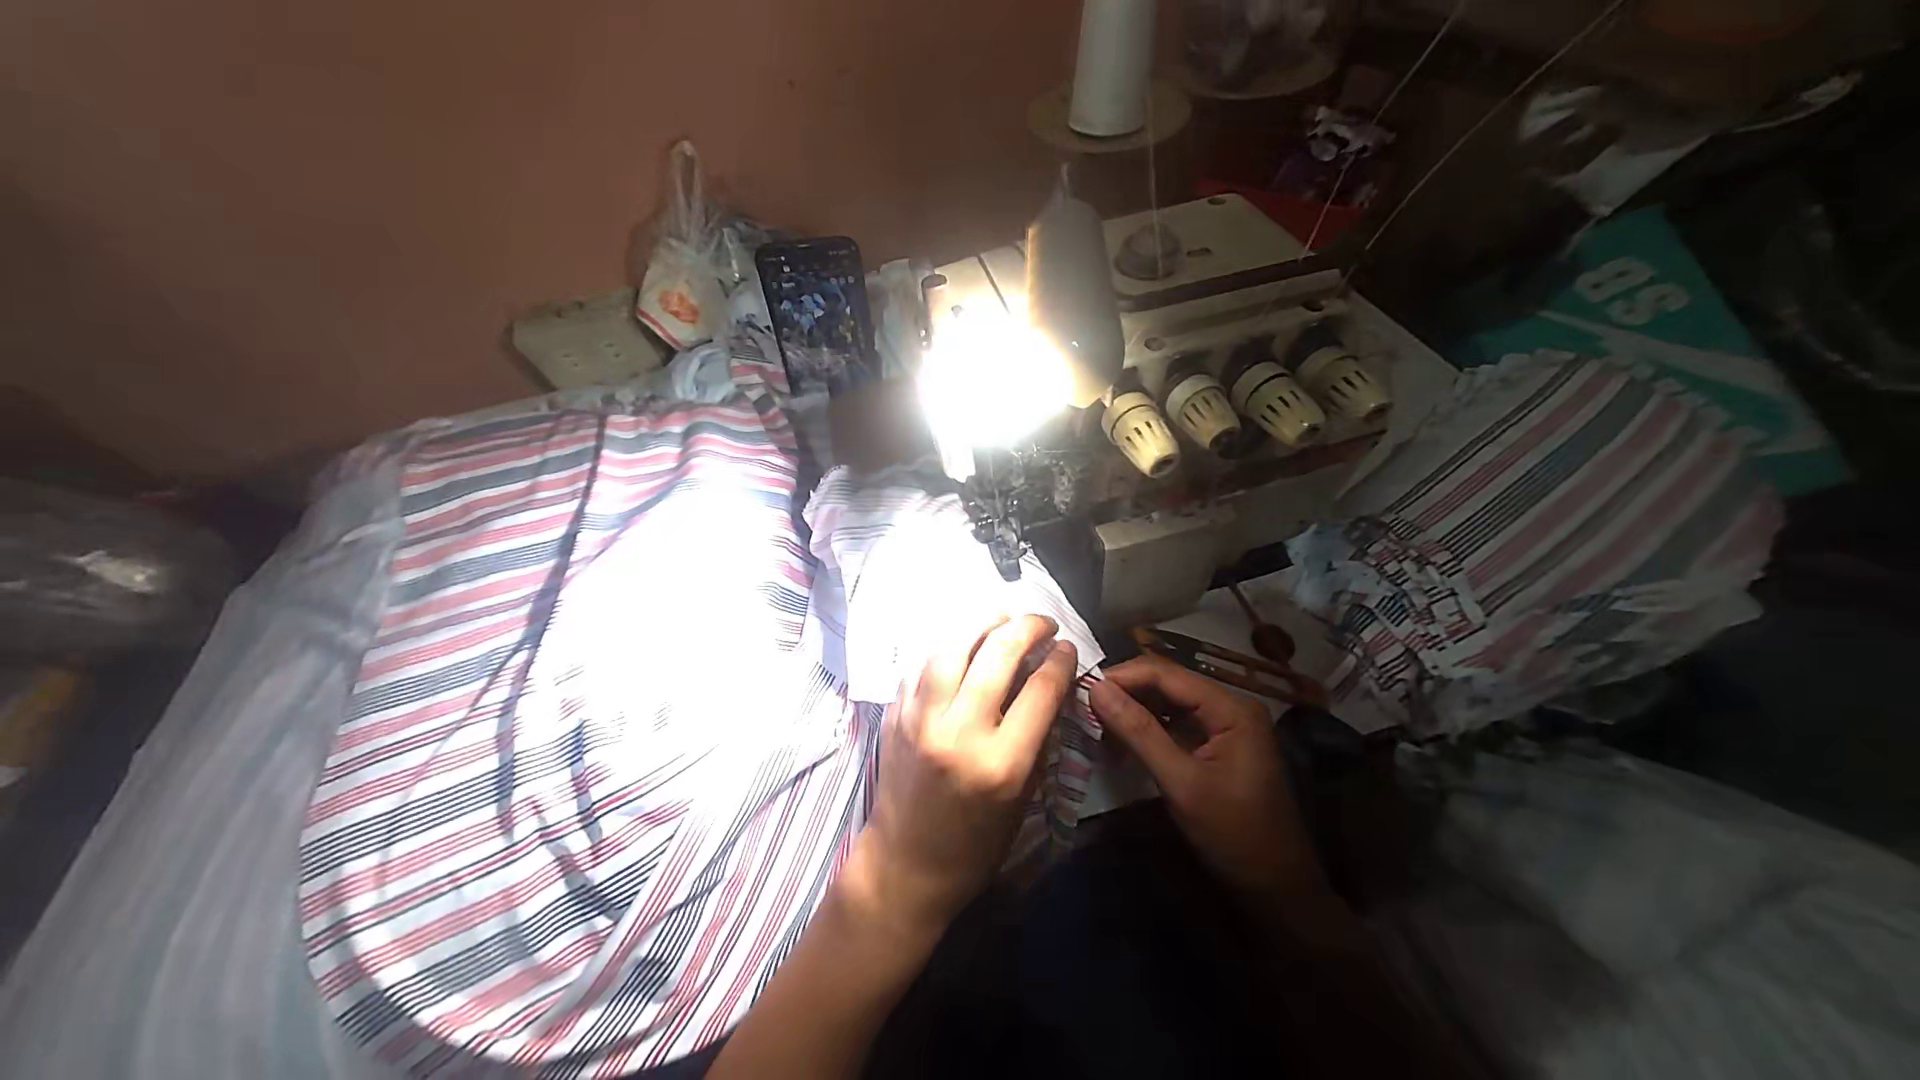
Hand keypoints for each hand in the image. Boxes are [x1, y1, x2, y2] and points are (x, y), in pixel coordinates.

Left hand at [856, 615, 1077, 937]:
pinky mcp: (895, 716)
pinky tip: (962, 639)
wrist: (905, 865)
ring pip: (951, 647)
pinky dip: (945, 645)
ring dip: (981, 622)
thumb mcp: (1023, 799)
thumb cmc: (975, 844)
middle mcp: (959, 733)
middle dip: (1028, 628)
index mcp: (1001, 763)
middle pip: (998, 655)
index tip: (1067, 647)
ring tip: (1001, 614)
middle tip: (1043, 621)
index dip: (1060, 661)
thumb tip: (1051, 687)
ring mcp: (920, 720)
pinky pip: (921, 665)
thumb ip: (1038, 739)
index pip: (1040, 691)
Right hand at [1089, 654, 1325, 903]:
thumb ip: (1139, 732)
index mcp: (1231, 707)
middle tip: (1083, 708)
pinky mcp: (1217, 744)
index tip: (1082, 690)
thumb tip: (1095, 689)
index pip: (1165, 673)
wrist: (1278, 889)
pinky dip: (1147, 728)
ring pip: (1168, 702)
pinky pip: (1175, 723)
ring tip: (1096, 723)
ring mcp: (1225, 725)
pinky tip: (1120, 739)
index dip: (1122, 676)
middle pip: (1167, 683)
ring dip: (1132, 710)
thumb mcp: (1181, 783)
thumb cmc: (1234, 835)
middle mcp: (1230, 705)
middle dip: (1125, 692)